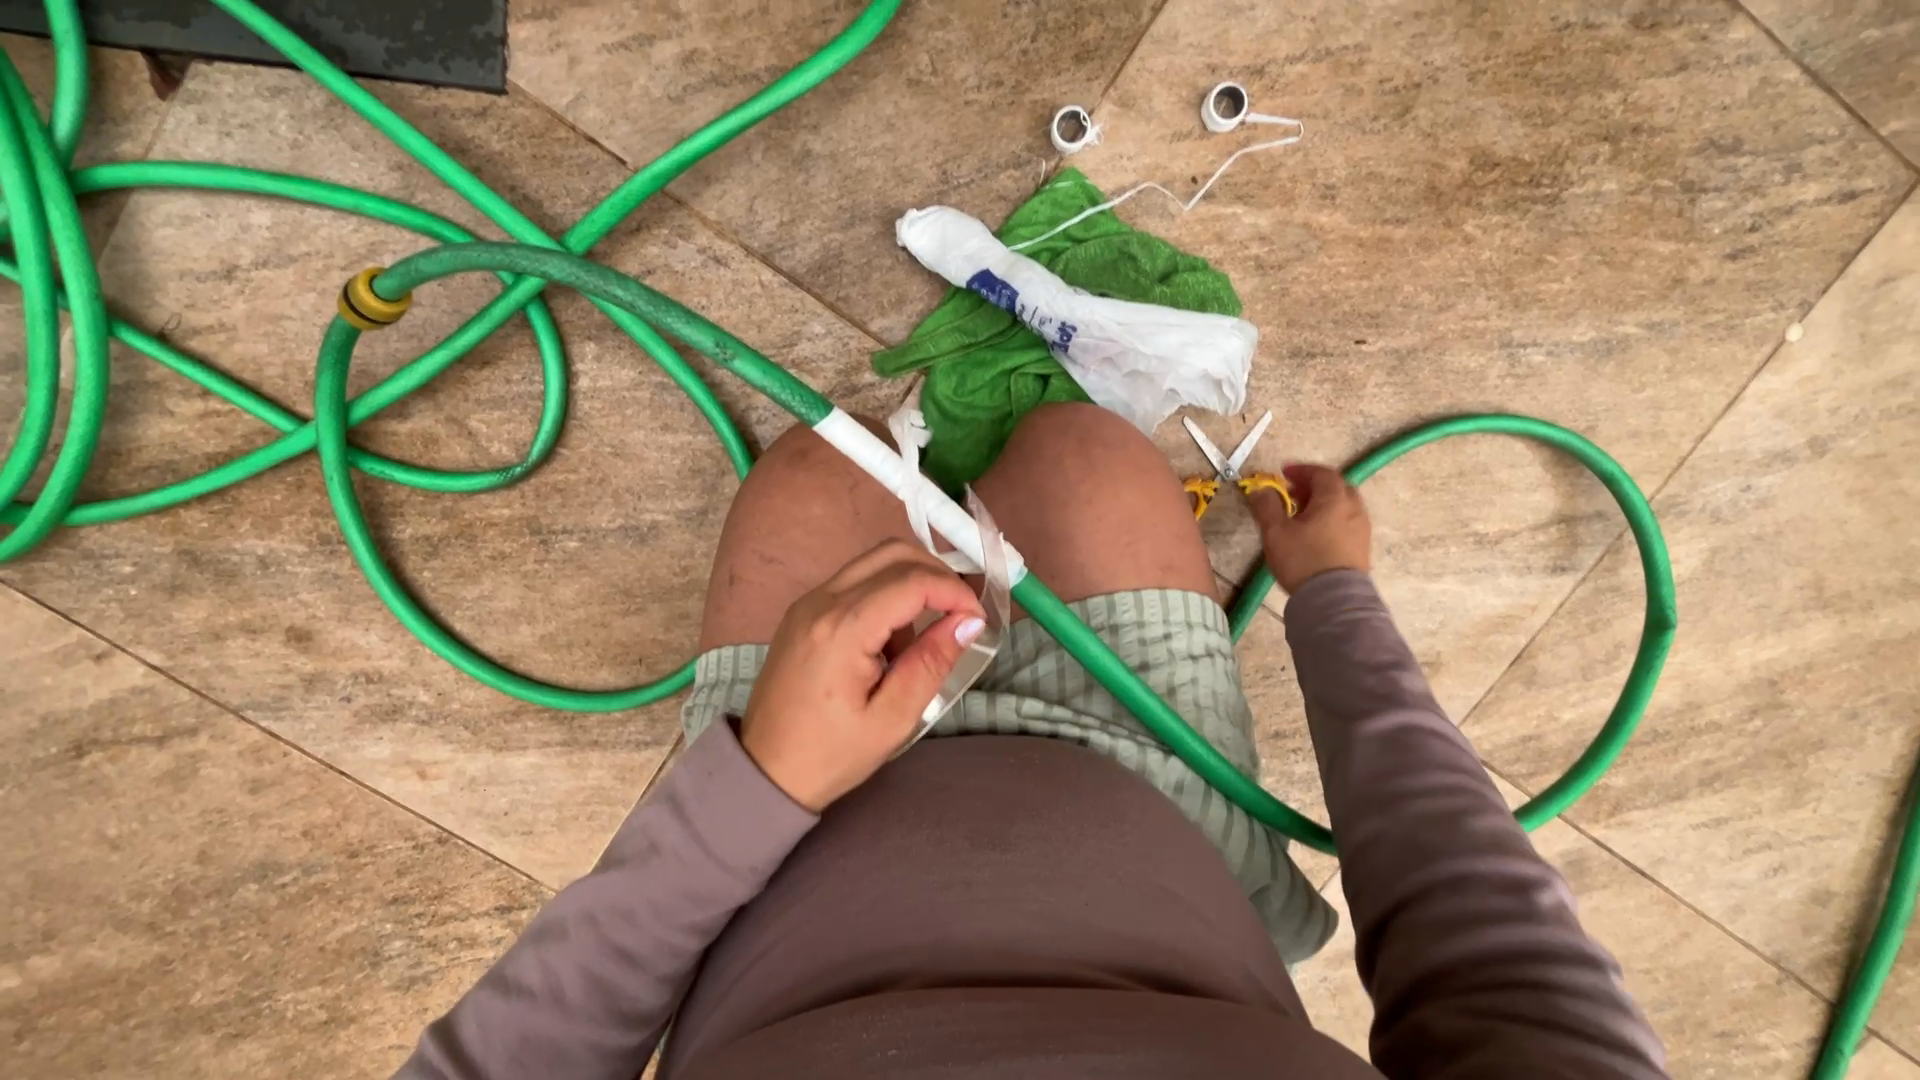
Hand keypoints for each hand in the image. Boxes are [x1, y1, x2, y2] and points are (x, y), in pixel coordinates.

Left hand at [740, 539, 986, 811]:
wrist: (763, 771)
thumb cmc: (829, 755)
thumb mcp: (892, 719)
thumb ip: (932, 663)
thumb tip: (970, 622)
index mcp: (842, 630)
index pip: (912, 581)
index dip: (954, 591)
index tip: (978, 620)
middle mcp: (821, 602)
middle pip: (893, 553)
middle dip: (936, 574)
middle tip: (960, 614)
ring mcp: (808, 602)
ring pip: (874, 561)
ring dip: (912, 583)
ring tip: (925, 636)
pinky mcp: (804, 611)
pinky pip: (856, 581)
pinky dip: (887, 594)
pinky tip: (892, 642)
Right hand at [1248, 464, 1371, 592]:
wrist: (1334, 598)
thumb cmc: (1302, 560)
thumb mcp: (1276, 532)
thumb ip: (1267, 507)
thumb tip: (1261, 490)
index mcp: (1334, 500)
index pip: (1322, 474)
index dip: (1302, 470)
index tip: (1283, 474)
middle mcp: (1353, 509)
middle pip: (1337, 487)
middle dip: (1314, 485)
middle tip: (1294, 493)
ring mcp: (1361, 528)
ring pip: (1344, 505)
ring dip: (1324, 503)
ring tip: (1303, 514)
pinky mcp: (1362, 547)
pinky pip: (1347, 522)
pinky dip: (1332, 518)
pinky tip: (1316, 533)